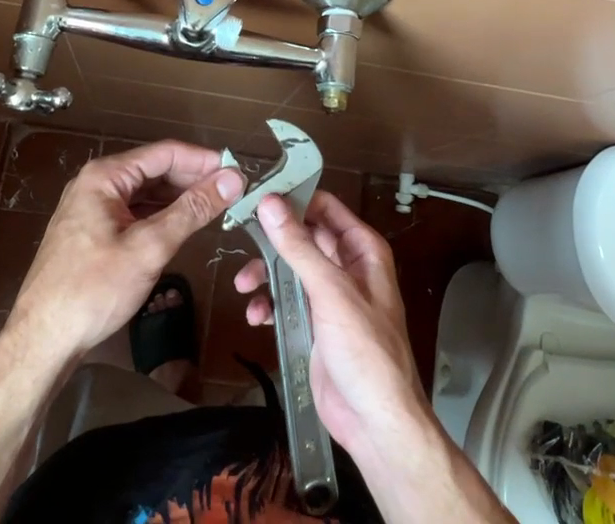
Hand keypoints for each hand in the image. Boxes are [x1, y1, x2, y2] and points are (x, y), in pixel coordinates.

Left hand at [11, 140, 243, 362]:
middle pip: (155, 170)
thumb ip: (192, 210)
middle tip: (234, 193)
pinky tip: (185, 226)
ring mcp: (92, 208)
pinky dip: (162, 215)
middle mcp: (96, 184)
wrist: (42, 339)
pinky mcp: (93, 232)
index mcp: (105, 177)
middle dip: (194, 179)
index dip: (204, 161)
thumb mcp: (149, 247)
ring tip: (218, 207)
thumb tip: (233, 179)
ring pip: (146, 192)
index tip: (239, 172)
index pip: (165, 154)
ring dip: (180, 198)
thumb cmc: (93, 289)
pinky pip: (135, 212)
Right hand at [232, 192, 431, 463]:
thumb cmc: (364, 349)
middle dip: (272, 240)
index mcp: (363, 251)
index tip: (257, 195)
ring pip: (292, 269)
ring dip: (266, 274)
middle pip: (304, 238)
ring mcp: (331, 297)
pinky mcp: (315, 324)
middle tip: (240, 239)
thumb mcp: (331, 291)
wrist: (374, 419)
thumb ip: (299, 246)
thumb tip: (270, 203)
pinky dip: (270, 305)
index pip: (326, 208)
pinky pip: (287, 302)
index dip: (294, 199)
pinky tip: (256, 318)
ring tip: (243, 286)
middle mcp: (348, 268)